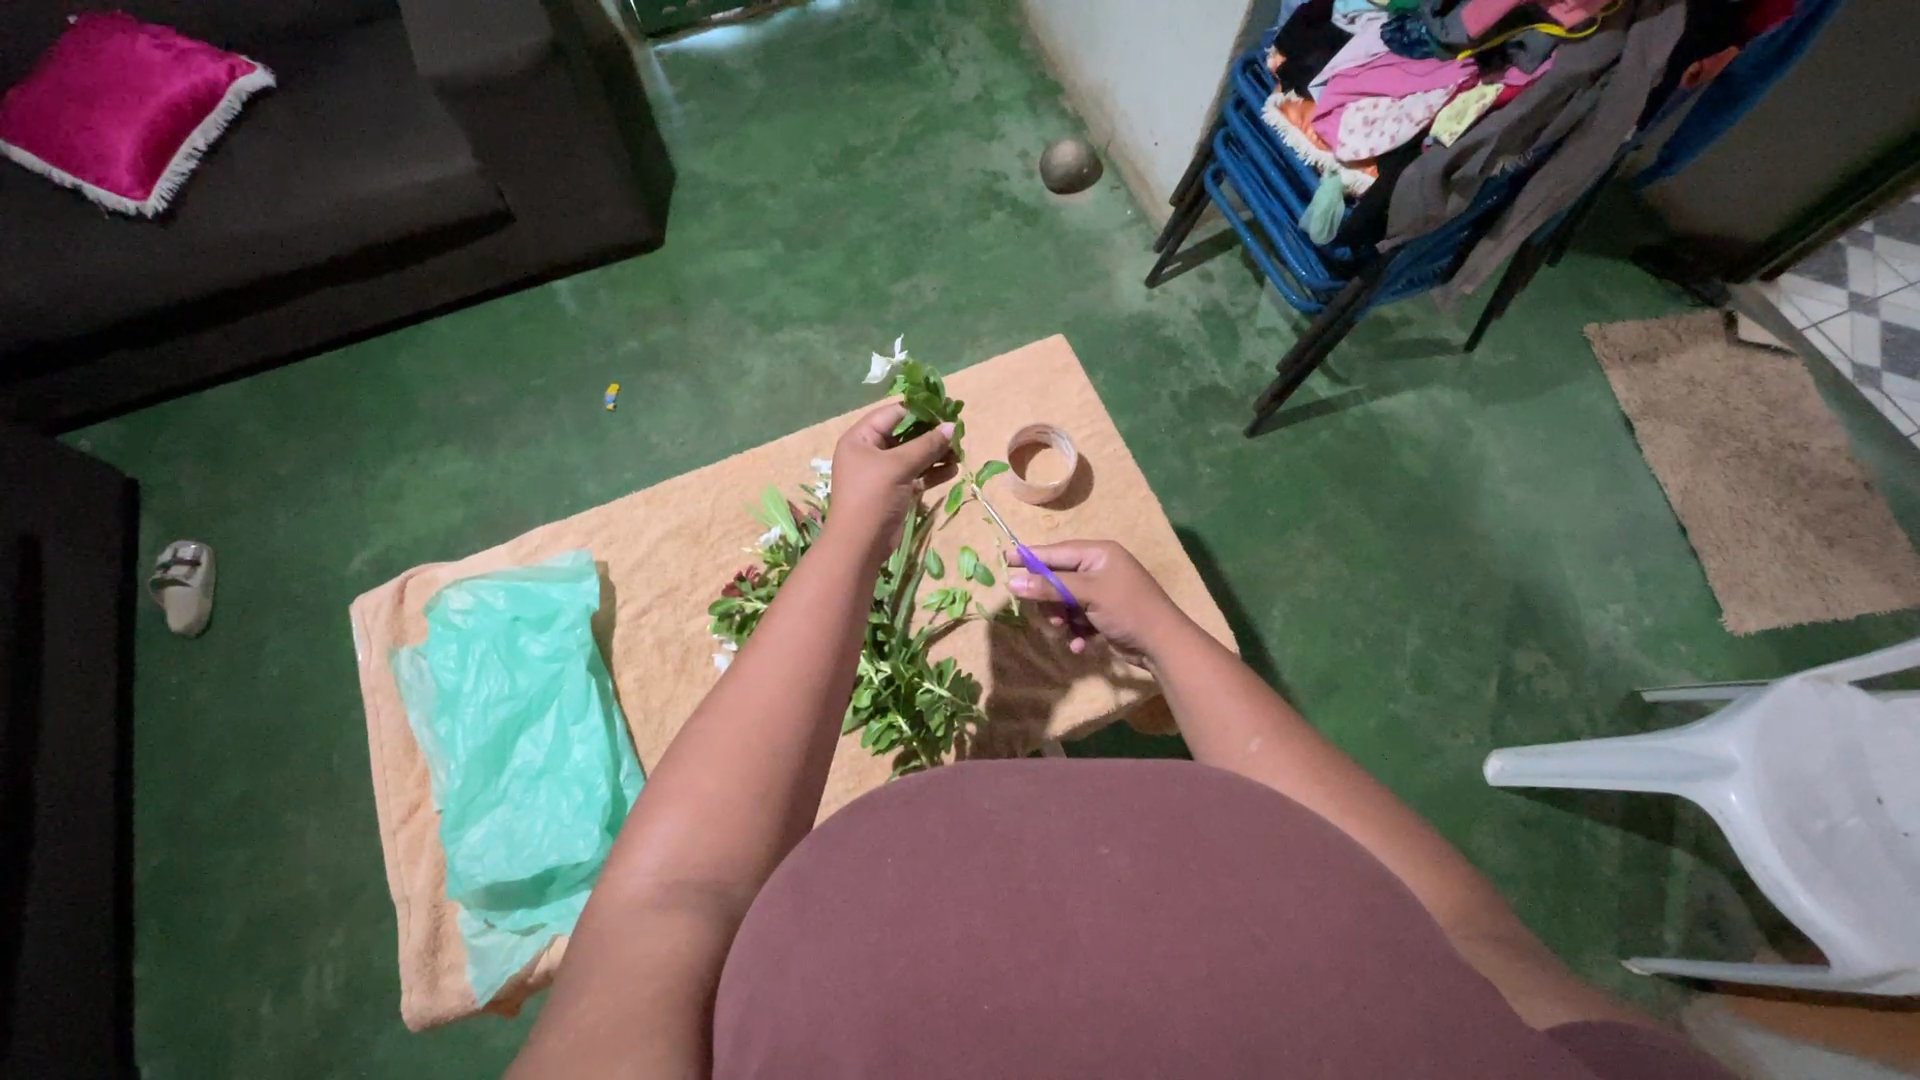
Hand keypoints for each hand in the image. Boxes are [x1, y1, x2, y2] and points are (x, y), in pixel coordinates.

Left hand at [824, 404, 953, 552]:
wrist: (860, 545)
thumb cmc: (872, 497)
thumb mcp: (898, 466)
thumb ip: (926, 445)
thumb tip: (952, 427)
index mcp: (860, 438)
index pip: (892, 414)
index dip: (919, 410)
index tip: (947, 410)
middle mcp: (870, 451)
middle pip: (905, 434)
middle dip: (931, 434)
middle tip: (958, 432)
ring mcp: (883, 472)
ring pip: (914, 455)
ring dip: (936, 454)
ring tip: (960, 453)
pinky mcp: (895, 490)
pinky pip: (917, 474)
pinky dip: (933, 472)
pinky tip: (953, 470)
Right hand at [1005, 540, 1193, 662]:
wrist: (1163, 643)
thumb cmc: (1127, 609)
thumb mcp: (1087, 594)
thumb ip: (1049, 586)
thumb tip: (1013, 582)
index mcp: (1099, 554)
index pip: (1057, 552)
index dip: (1031, 557)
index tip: (1006, 561)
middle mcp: (1099, 568)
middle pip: (1058, 578)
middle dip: (1050, 599)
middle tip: (1045, 613)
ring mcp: (1103, 592)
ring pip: (1065, 601)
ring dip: (1061, 618)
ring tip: (1065, 630)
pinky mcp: (1104, 614)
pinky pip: (1077, 618)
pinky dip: (1076, 631)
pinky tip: (1079, 644)